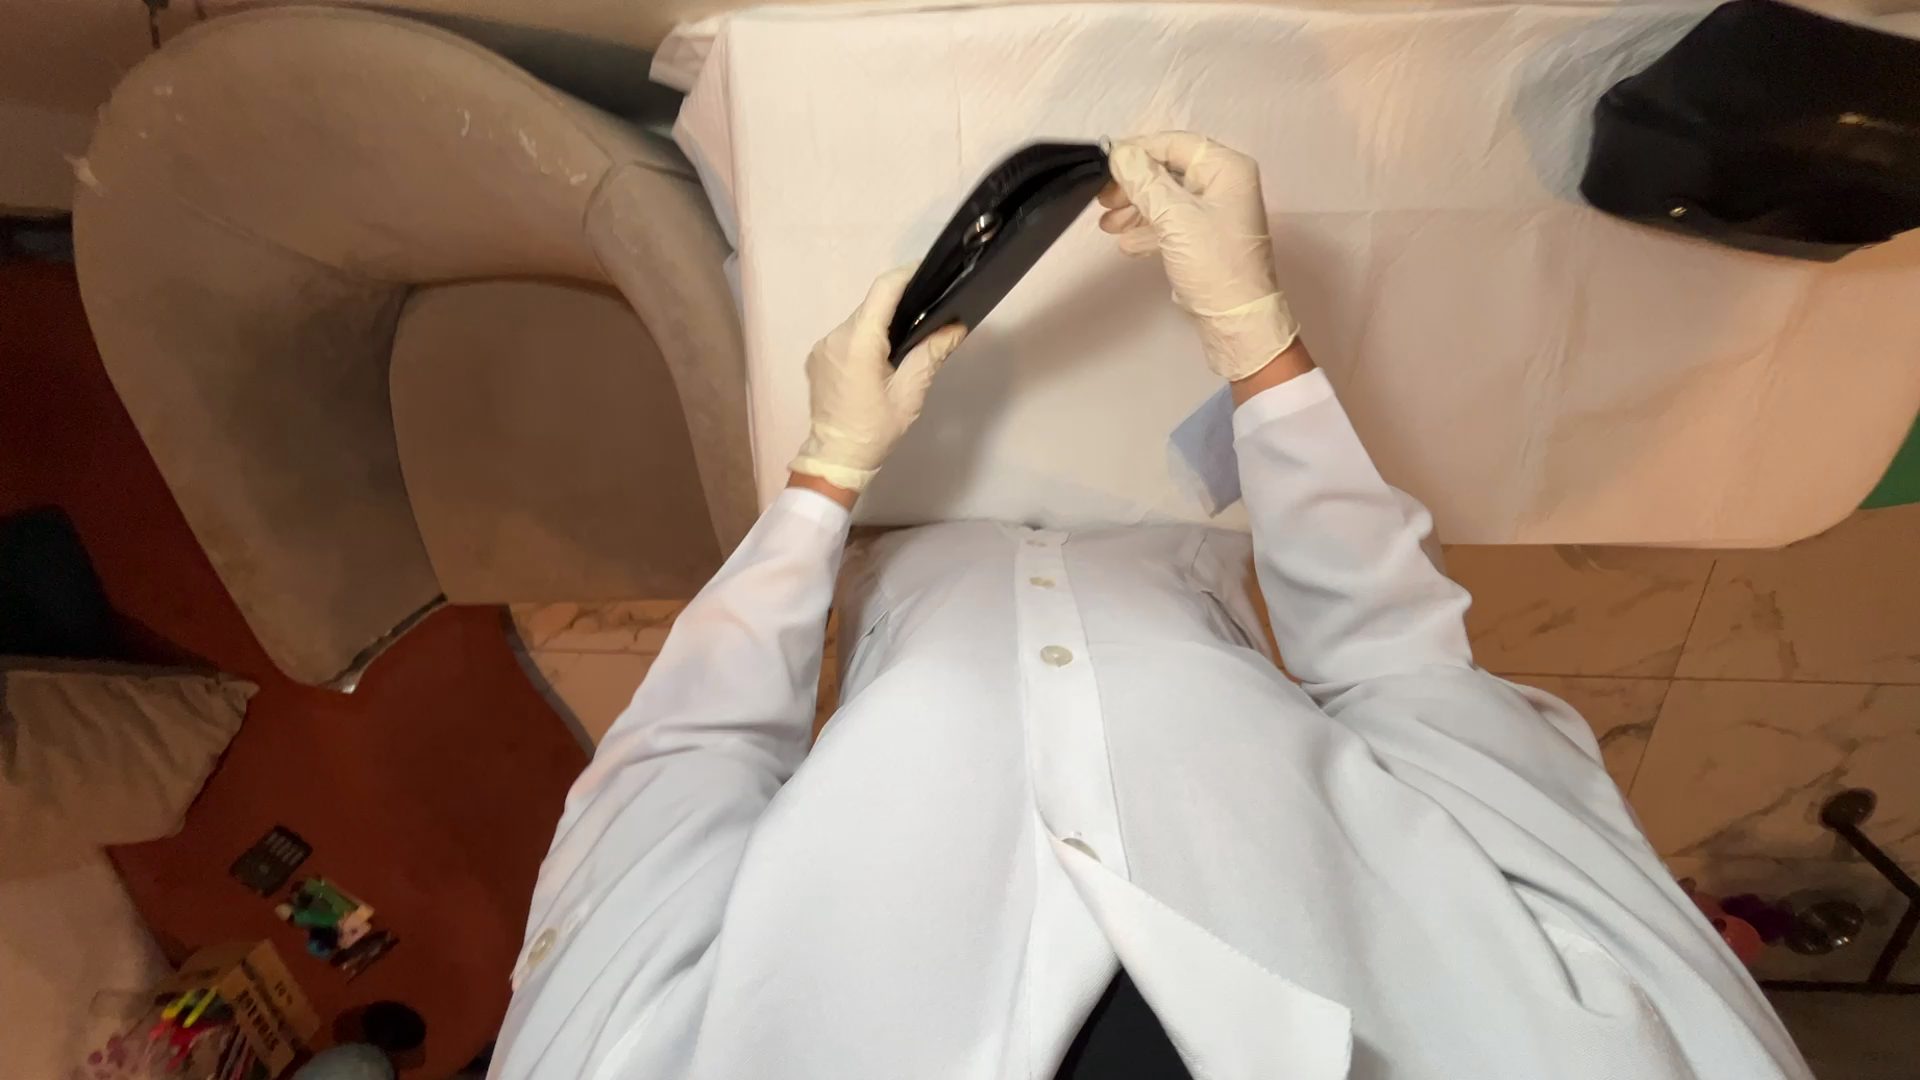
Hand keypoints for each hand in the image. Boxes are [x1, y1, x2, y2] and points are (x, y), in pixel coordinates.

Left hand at [788, 265, 966, 495]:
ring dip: (880, 327)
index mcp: (858, 344)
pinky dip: (863, 341)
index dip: (906, 275)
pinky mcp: (817, 357)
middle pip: (870, 307)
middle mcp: (834, 337)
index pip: (883, 290)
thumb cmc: (875, 430)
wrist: (836, 458)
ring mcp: (822, 347)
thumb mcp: (910, 395)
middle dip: (897, 308)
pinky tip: (878, 361)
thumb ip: (930, 355)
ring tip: (904, 345)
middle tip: (926, 317)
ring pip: (857, 322)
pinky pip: (845, 337)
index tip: (928, 274)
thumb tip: (955, 327)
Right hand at [1098, 132, 1299, 381]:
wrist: (1235, 319)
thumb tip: (1119, 154)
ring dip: (1135, 210)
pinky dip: (1147, 231)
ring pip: (1166, 200)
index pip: (1174, 144)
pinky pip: (1171, 225)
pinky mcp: (1204, 241)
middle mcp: (1222, 185)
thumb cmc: (1211, 264)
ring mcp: (1214, 214)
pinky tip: (1126, 244)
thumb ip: (1144, 182)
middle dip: (1133, 185)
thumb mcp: (1174, 218)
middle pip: (1168, 172)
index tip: (1104, 165)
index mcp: (1225, 169)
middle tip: (1101, 201)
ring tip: (1107, 226)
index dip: (1137, 151)